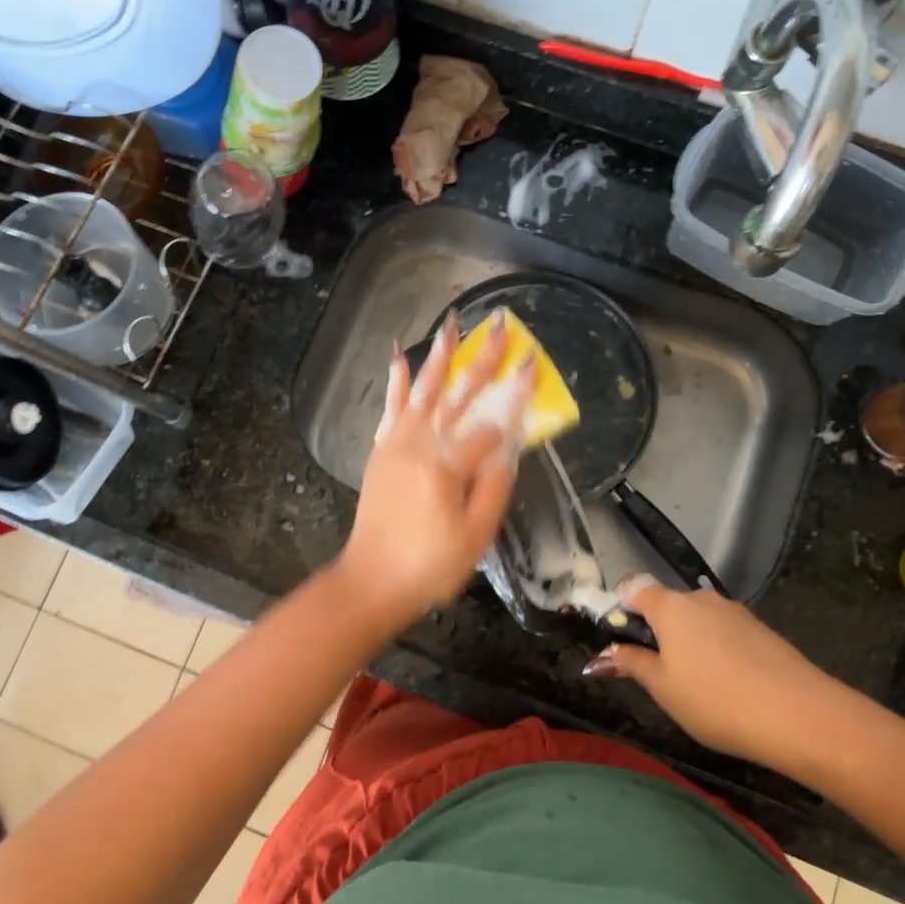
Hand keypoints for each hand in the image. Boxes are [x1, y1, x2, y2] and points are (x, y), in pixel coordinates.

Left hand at [336, 313, 533, 623]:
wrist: (371, 580)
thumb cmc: (430, 566)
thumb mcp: (475, 536)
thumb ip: (494, 488)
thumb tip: (509, 450)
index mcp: (447, 465)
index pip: (491, 424)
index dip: (515, 396)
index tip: (532, 364)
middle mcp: (420, 443)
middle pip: (458, 393)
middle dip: (483, 357)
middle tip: (500, 325)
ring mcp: (396, 443)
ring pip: (423, 389)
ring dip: (440, 354)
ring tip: (451, 322)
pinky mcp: (381, 450)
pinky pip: (391, 407)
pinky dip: (397, 380)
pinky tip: (401, 356)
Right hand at [584, 577, 851, 774]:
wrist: (799, 714)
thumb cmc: (716, 700)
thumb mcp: (663, 688)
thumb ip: (631, 664)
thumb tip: (601, 655)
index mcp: (669, 606)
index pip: (633, 586)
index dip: (620, 607)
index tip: (620, 640)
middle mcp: (700, 598)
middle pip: (667, 605)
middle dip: (657, 632)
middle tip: (657, 675)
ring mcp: (734, 612)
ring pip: (697, 621)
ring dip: (688, 644)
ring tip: (697, 687)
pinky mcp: (760, 629)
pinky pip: (724, 633)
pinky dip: (717, 652)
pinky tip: (728, 686)